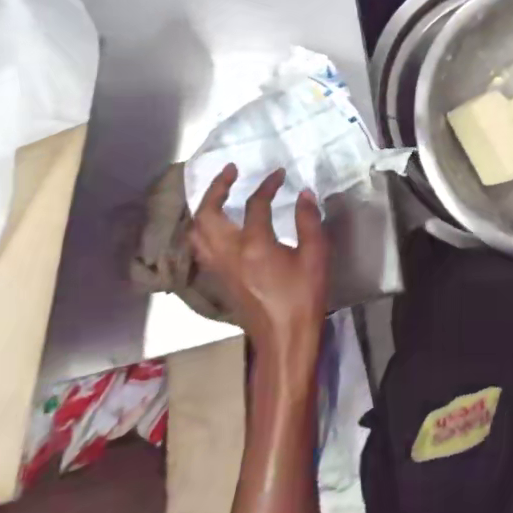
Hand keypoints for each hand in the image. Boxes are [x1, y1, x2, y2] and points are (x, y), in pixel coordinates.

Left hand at [189, 165, 328, 357]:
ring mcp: (219, 268)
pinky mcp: (219, 280)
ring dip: (204, 208)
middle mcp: (229, 253)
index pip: (255, 204)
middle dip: (216, 188)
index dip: (267, 185)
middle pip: (207, 215)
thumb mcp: (315, 255)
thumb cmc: (303, 297)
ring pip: (196, 233)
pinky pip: (200, 248)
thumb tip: (303, 194)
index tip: (280, 174)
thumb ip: (308, 221)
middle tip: (231, 172)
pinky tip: (218, 226)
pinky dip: (203, 229)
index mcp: (254, 245)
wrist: (284, 340)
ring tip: (219, 195)